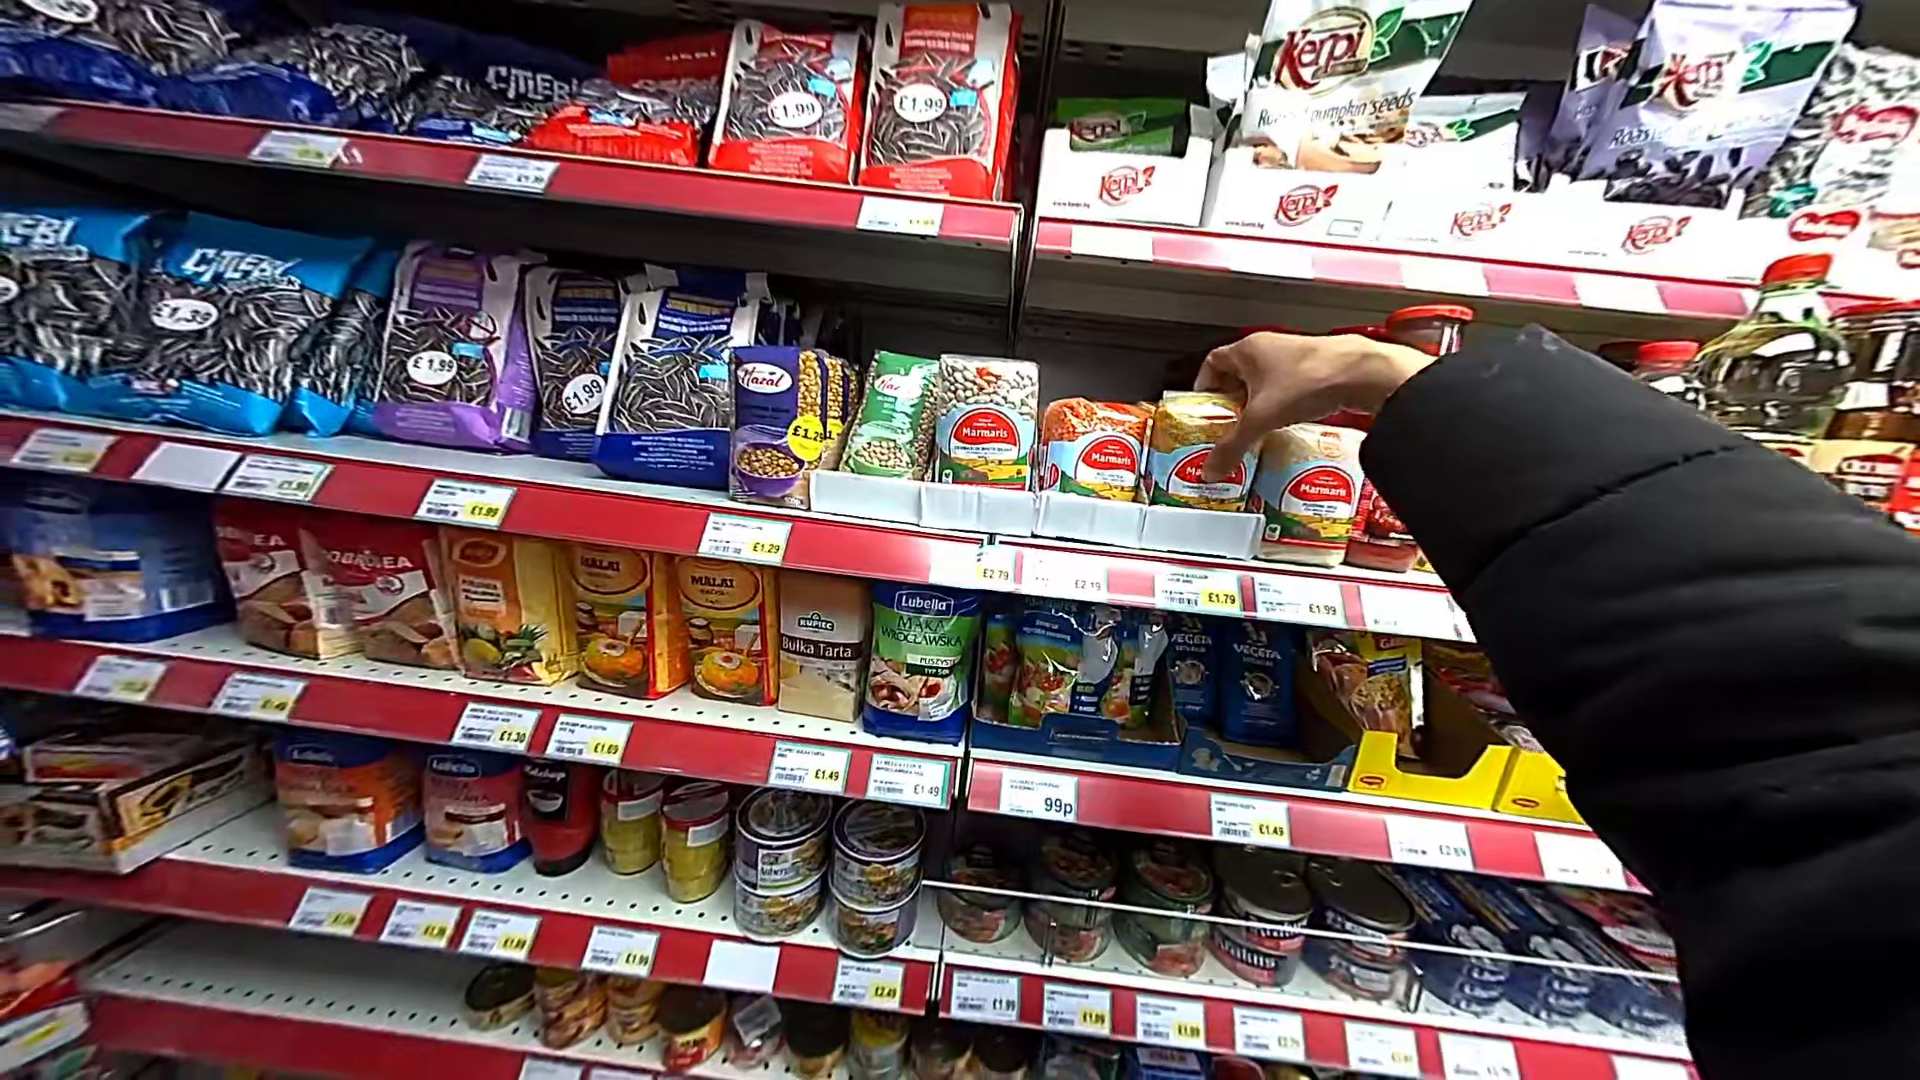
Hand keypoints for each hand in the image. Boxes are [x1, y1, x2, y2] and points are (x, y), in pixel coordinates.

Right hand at [1195, 332, 1432, 479]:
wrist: (1367, 374)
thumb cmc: (1310, 380)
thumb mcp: (1259, 420)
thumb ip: (1232, 447)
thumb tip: (1211, 469)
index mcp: (1247, 348)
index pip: (1212, 362)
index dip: (1204, 385)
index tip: (1204, 406)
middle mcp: (1270, 346)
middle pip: (1237, 373)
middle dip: (1230, 399)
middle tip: (1227, 422)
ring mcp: (1295, 354)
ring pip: (1264, 379)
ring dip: (1257, 401)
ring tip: (1255, 426)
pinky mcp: (1317, 366)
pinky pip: (1288, 384)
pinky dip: (1281, 402)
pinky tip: (1284, 422)